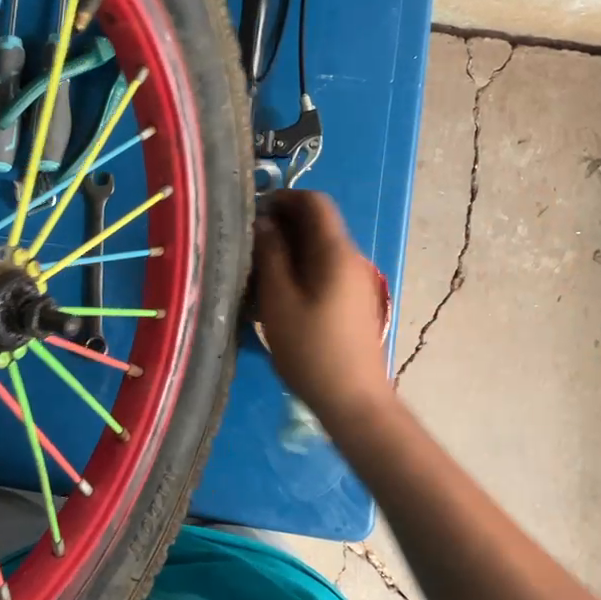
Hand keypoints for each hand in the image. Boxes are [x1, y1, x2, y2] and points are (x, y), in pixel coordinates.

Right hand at [251, 190, 392, 416]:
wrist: (353, 401)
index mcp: (336, 252)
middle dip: (281, 226)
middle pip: (316, 226)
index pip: (315, 202)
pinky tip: (273, 296)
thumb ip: (270, 255)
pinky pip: (322, 273)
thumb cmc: (311, 350)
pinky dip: (297, 272)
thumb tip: (263, 223)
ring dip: (286, 251)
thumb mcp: (279, 300)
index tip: (251, 212)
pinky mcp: (352, 303)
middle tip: (245, 243)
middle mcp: (351, 259)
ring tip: (253, 272)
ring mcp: (355, 282)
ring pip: (317, 251)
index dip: (283, 198)